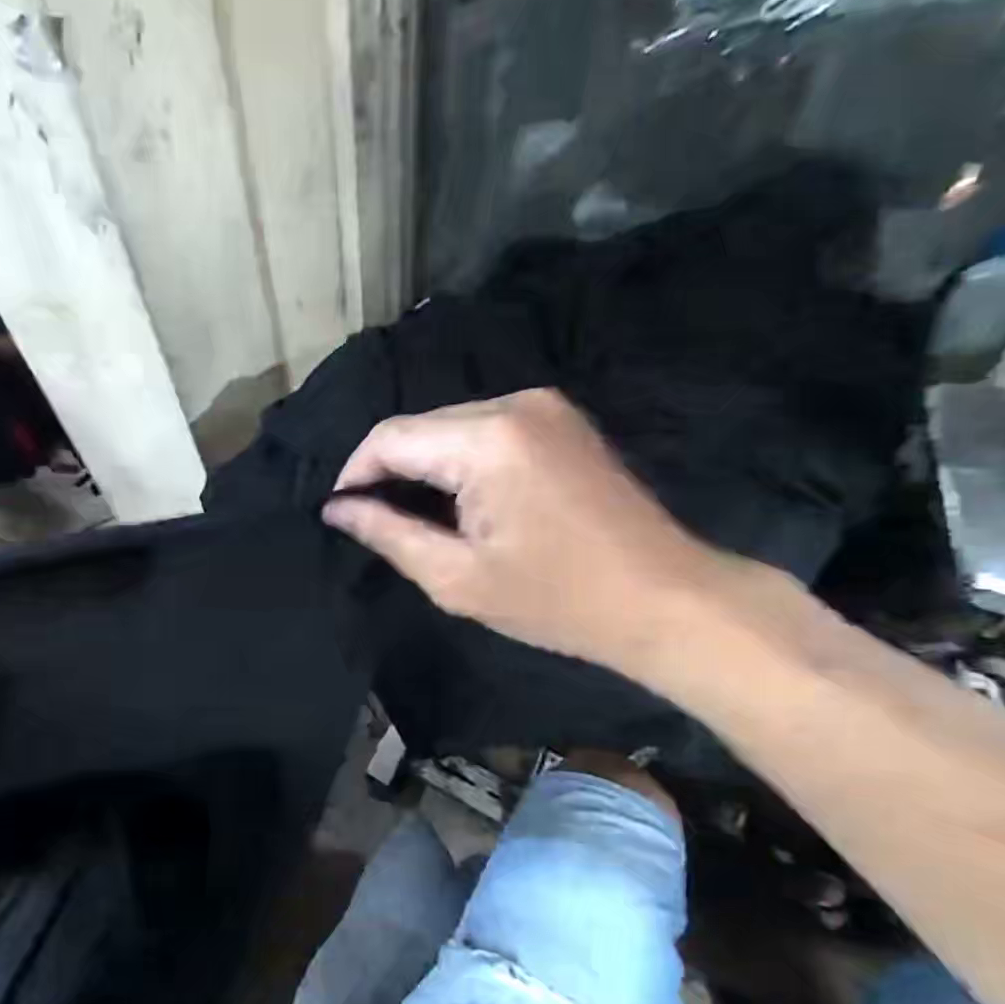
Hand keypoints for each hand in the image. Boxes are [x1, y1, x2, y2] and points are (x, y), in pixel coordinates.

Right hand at [322, 390, 762, 677]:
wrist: (667, 599)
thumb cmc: (557, 599)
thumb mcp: (456, 578)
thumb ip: (387, 533)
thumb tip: (337, 508)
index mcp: (486, 440)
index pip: (390, 437)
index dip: (354, 472)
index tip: (339, 510)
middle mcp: (514, 404)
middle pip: (420, 427)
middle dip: (389, 470)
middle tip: (376, 521)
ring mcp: (543, 406)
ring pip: (450, 426)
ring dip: (423, 465)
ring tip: (415, 515)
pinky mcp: (560, 419)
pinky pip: (484, 428)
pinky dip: (459, 459)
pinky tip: (460, 499)